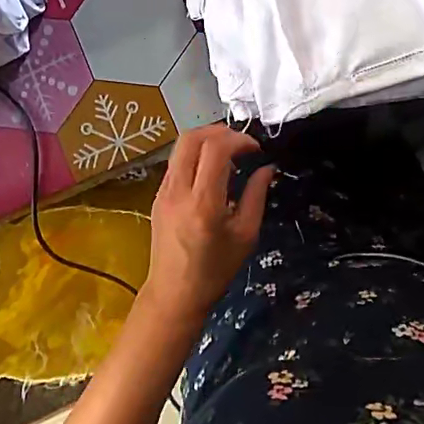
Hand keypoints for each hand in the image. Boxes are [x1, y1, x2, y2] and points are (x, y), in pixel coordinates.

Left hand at [145, 125, 274, 319]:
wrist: (174, 293)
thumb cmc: (214, 271)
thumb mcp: (245, 235)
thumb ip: (256, 196)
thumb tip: (266, 168)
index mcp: (203, 203)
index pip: (215, 149)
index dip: (239, 139)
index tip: (256, 149)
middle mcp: (178, 191)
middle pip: (192, 137)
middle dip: (220, 130)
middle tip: (241, 143)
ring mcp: (163, 191)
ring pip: (180, 146)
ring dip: (206, 140)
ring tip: (229, 153)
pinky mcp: (157, 195)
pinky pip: (176, 162)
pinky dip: (195, 155)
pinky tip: (212, 171)